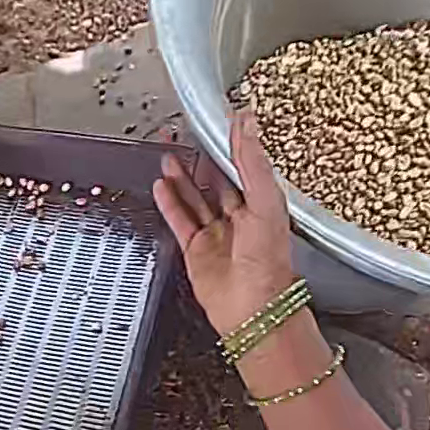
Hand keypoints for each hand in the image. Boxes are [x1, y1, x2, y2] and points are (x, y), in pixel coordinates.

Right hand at [152, 110, 294, 334]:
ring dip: (181, 179)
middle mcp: (237, 219)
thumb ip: (252, 162)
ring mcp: (215, 236)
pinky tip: (162, 187)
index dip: (227, 145)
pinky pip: (180, 222)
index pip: (241, 167)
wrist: (250, 306)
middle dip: (200, 160)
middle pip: (214, 182)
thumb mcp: (265, 201)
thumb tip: (246, 124)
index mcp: (260, 205)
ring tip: (168, 157)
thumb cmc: (267, 262)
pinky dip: (169, 204)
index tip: (217, 123)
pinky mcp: (195, 251)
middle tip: (185, 138)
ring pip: (194, 200)